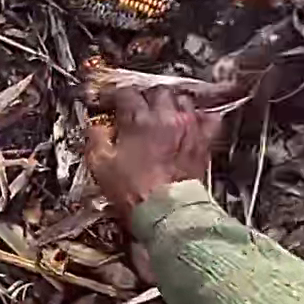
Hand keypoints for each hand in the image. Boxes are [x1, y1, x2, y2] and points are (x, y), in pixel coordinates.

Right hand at [85, 88, 222, 219]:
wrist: (166, 212)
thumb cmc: (134, 191)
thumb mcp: (100, 164)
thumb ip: (95, 138)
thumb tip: (95, 127)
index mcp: (138, 119)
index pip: (125, 93)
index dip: (114, 96)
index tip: (109, 103)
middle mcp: (166, 117)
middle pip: (156, 91)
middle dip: (144, 97)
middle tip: (135, 108)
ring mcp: (188, 128)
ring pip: (182, 99)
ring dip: (170, 103)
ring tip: (161, 113)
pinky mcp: (203, 142)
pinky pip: (208, 119)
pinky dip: (200, 117)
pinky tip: (191, 122)